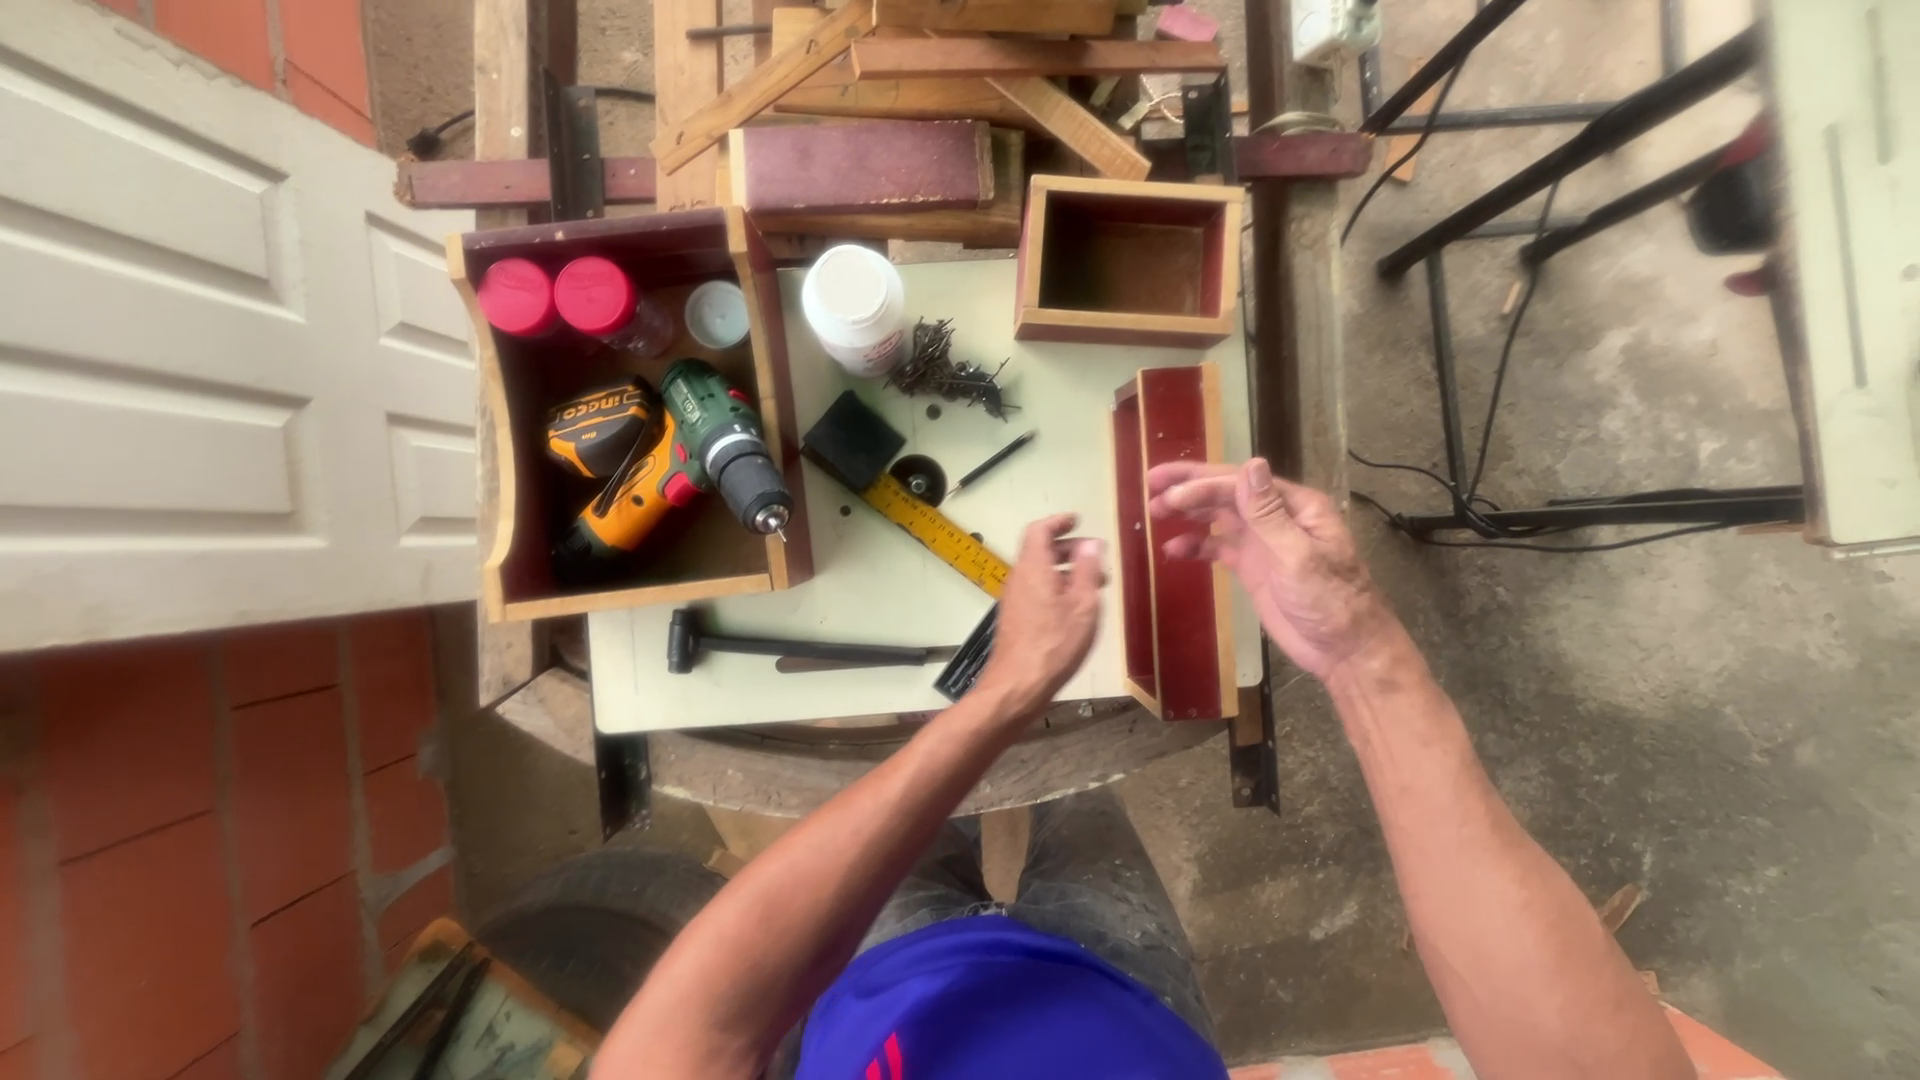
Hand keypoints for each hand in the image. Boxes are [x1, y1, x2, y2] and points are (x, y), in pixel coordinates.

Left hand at [974, 513, 1104, 718]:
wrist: (1018, 685)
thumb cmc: (1055, 643)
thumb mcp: (1082, 604)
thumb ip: (1086, 570)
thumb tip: (1090, 543)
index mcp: (1033, 567)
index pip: (1039, 530)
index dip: (1058, 521)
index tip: (1077, 520)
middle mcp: (1019, 579)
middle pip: (1039, 551)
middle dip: (1068, 548)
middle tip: (1094, 556)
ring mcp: (1014, 600)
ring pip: (1040, 574)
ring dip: (1065, 572)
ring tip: (1094, 585)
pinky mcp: (1015, 620)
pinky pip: (1036, 592)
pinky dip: (1056, 589)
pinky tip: (1076, 610)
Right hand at [1148, 458, 1395, 680]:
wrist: (1344, 650)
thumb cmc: (1330, 601)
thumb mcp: (1297, 555)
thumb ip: (1268, 513)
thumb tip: (1252, 462)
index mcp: (1294, 506)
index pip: (1240, 484)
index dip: (1201, 486)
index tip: (1167, 495)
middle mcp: (1276, 516)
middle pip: (1226, 493)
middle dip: (1188, 488)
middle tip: (1150, 485)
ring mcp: (1263, 542)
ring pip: (1219, 517)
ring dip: (1188, 513)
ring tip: (1153, 513)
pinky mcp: (1253, 567)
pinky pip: (1219, 547)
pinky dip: (1196, 545)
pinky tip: (1174, 549)